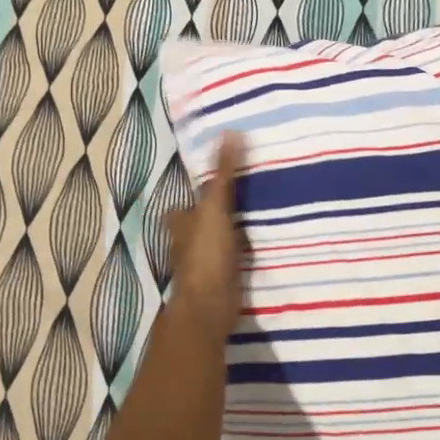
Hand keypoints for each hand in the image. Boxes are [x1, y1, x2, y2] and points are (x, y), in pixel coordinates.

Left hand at [166, 132, 246, 342]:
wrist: (209, 309)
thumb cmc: (206, 255)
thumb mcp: (216, 207)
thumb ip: (223, 173)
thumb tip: (230, 131)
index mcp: (180, 223)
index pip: (182, 206)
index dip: (194, 197)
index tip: (215, 183)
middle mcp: (187, 243)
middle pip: (198, 224)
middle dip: (213, 215)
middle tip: (243, 197)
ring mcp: (203, 265)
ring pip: (215, 242)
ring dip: (229, 234)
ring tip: (257, 218)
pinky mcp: (220, 282)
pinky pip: (232, 260)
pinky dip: (241, 254)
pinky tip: (259, 246)